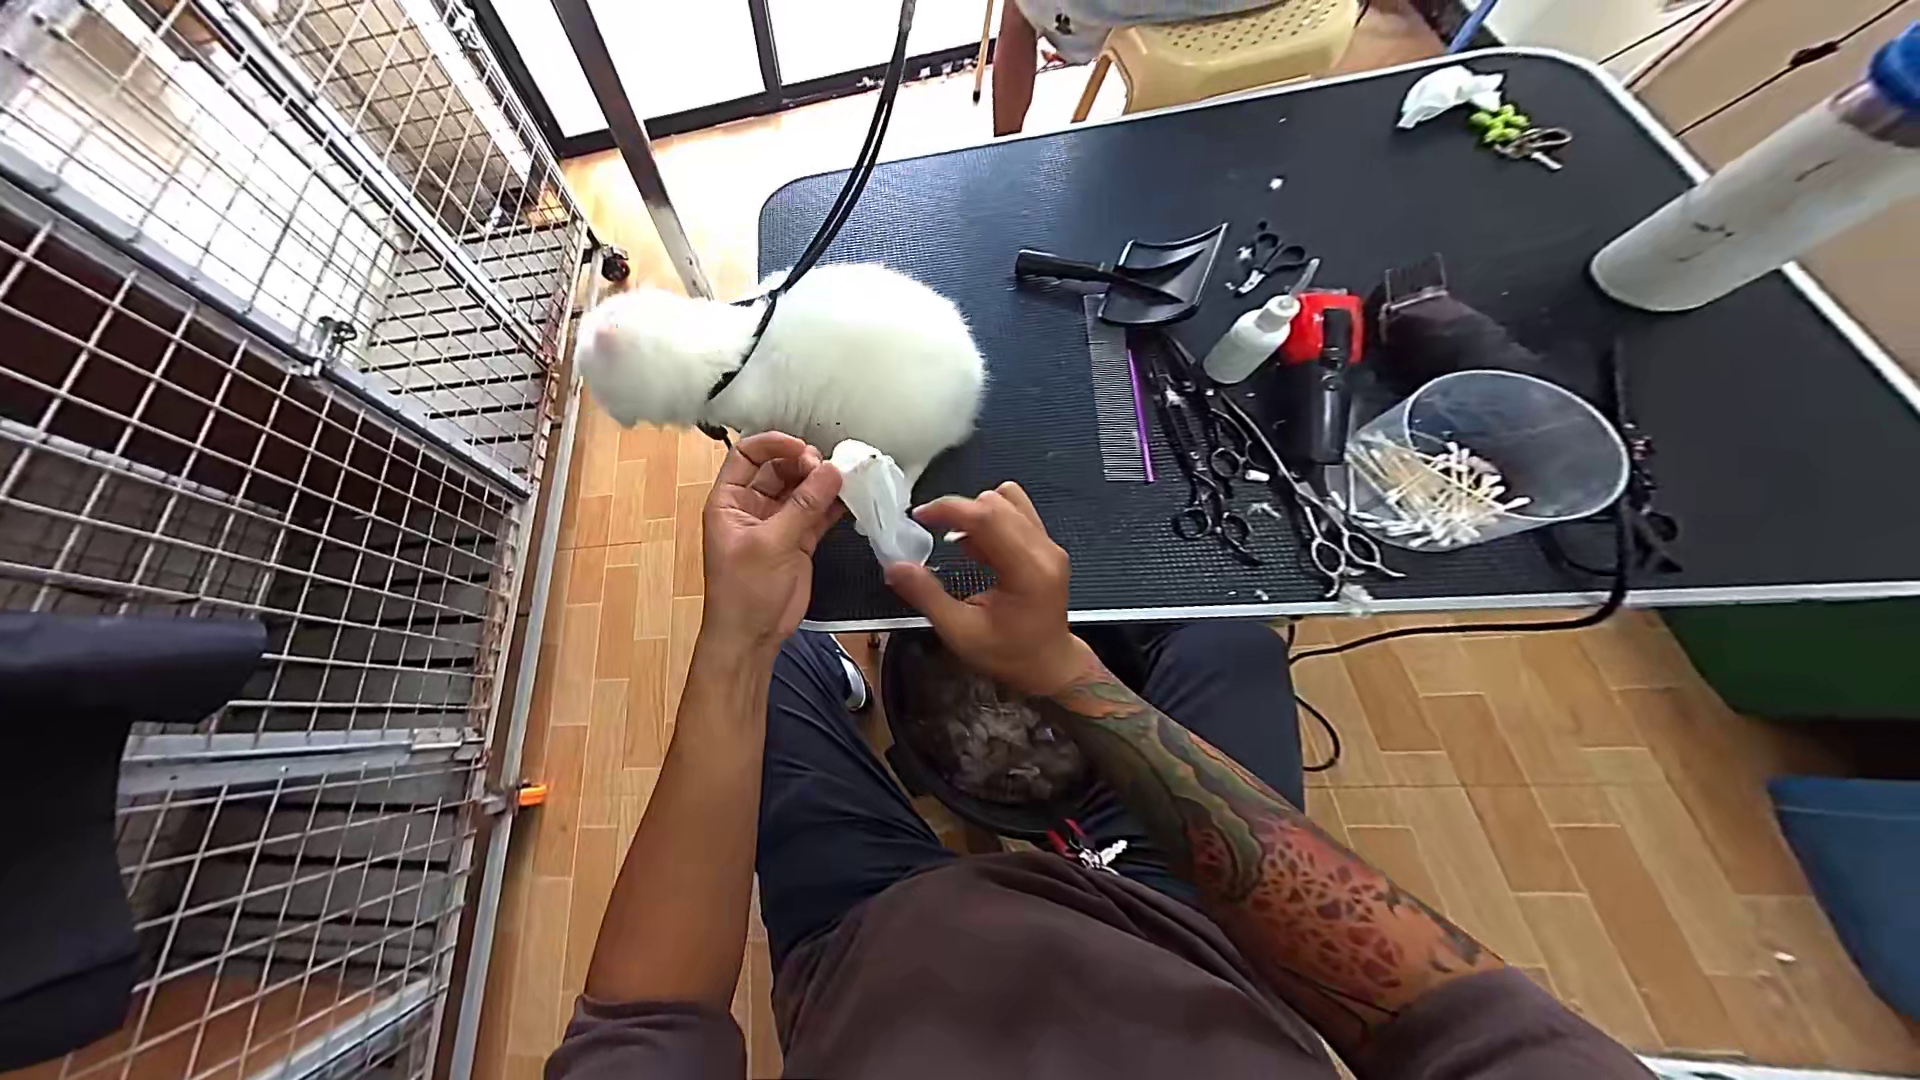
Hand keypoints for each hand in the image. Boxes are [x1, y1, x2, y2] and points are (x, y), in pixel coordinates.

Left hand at [701, 432, 843, 651]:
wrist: (753, 636)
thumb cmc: (744, 592)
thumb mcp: (771, 544)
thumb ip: (803, 505)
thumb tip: (830, 471)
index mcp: (730, 500)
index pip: (748, 455)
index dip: (774, 445)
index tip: (802, 448)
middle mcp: (753, 506)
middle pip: (781, 468)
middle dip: (804, 463)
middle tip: (827, 470)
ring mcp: (779, 522)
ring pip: (803, 488)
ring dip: (823, 482)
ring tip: (845, 480)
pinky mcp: (800, 539)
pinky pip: (819, 512)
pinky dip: (835, 504)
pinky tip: (851, 498)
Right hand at [883, 482, 1092, 696]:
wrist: (1048, 664)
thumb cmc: (1009, 654)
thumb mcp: (960, 632)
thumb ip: (926, 596)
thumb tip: (896, 567)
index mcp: (1028, 570)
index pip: (988, 517)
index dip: (949, 509)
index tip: (921, 515)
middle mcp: (1044, 550)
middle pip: (997, 502)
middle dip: (959, 511)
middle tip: (935, 532)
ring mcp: (1048, 545)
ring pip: (1008, 501)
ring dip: (976, 514)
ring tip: (959, 542)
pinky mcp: (1046, 545)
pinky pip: (1016, 513)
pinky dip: (990, 520)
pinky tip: (976, 547)